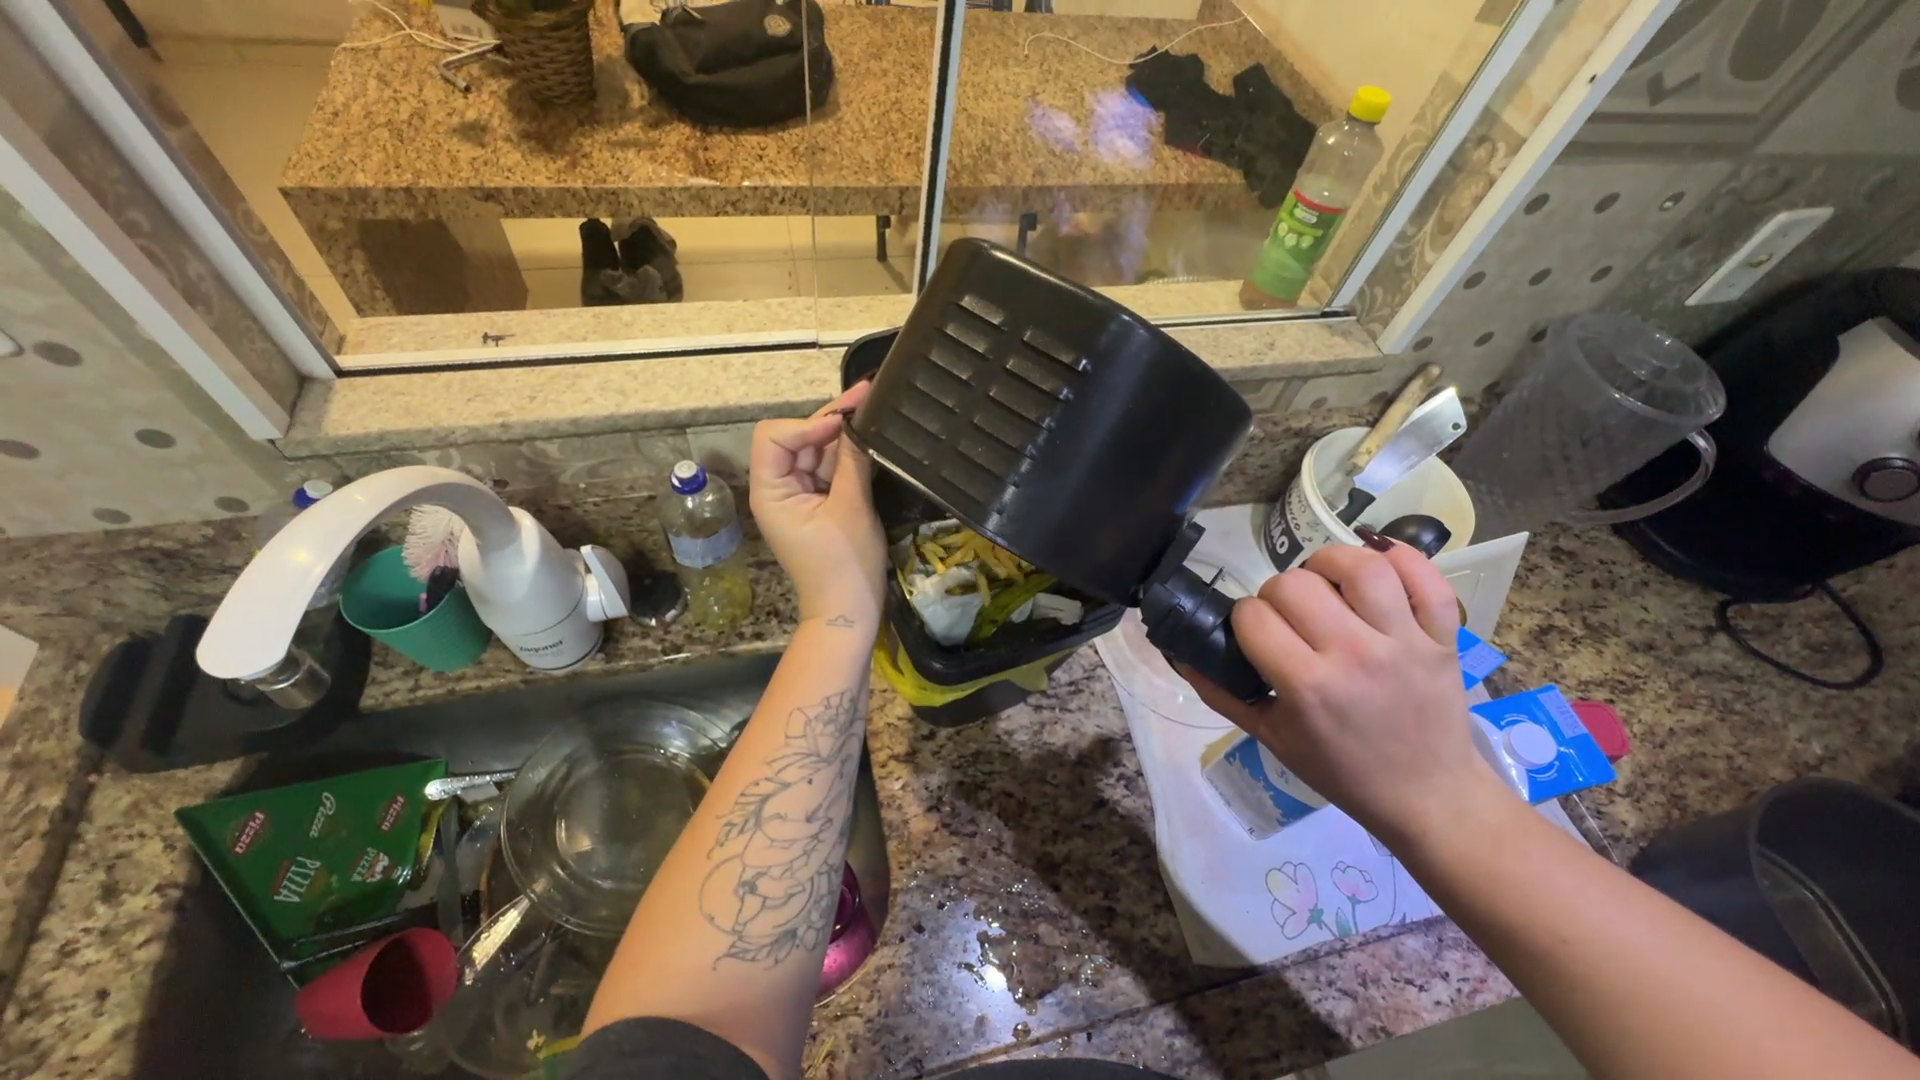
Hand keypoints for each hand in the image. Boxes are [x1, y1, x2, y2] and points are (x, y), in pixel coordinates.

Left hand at [749, 383, 886, 626]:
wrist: (850, 612)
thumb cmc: (844, 565)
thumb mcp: (851, 508)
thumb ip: (852, 460)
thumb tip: (858, 420)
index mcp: (770, 491)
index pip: (774, 436)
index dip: (806, 425)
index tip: (843, 427)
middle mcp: (780, 487)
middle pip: (797, 437)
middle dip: (829, 420)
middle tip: (868, 395)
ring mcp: (802, 494)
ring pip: (818, 449)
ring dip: (843, 433)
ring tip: (875, 407)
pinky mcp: (822, 501)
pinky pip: (832, 468)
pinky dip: (849, 453)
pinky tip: (873, 435)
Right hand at [1182, 539, 1507, 848]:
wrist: (1427, 797)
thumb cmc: (1342, 771)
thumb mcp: (1272, 739)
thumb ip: (1223, 694)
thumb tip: (1182, 655)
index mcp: (1308, 686)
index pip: (1253, 616)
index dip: (1244, 618)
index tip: (1254, 634)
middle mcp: (1354, 655)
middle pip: (1294, 584)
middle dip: (1276, 592)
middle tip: (1287, 616)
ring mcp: (1404, 642)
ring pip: (1359, 566)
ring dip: (1329, 563)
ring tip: (1324, 581)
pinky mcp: (1442, 636)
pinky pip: (1426, 577)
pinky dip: (1401, 558)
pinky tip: (1377, 567)